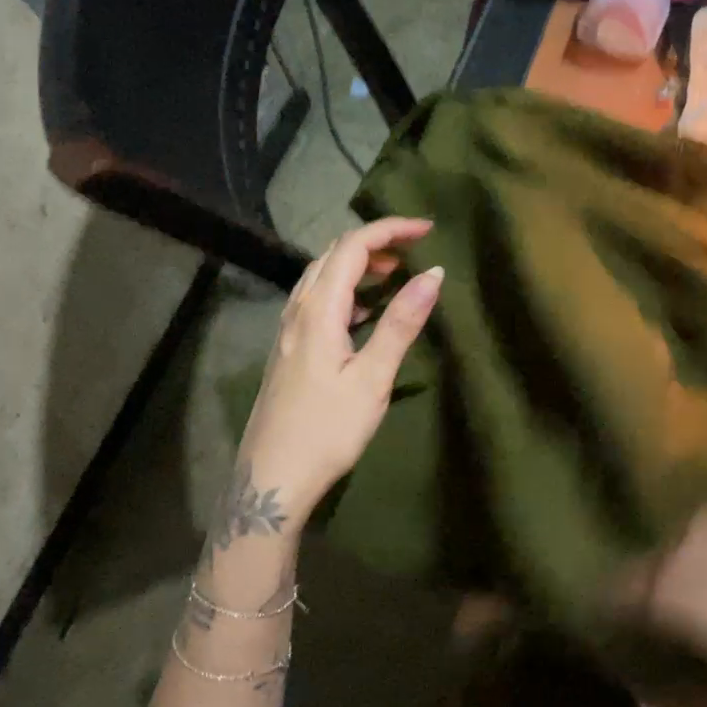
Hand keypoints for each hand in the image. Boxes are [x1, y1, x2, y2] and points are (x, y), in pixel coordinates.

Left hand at [236, 217, 442, 521]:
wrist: (272, 477)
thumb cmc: (327, 430)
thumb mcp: (372, 379)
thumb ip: (401, 323)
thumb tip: (434, 273)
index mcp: (319, 309)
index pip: (353, 246)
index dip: (391, 229)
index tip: (429, 229)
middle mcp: (298, 309)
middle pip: (333, 254)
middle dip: (376, 242)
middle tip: (415, 251)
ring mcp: (288, 329)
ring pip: (322, 276)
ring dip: (358, 266)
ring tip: (396, 275)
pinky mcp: (288, 348)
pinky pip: (317, 299)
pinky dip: (345, 290)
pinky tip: (365, 313)